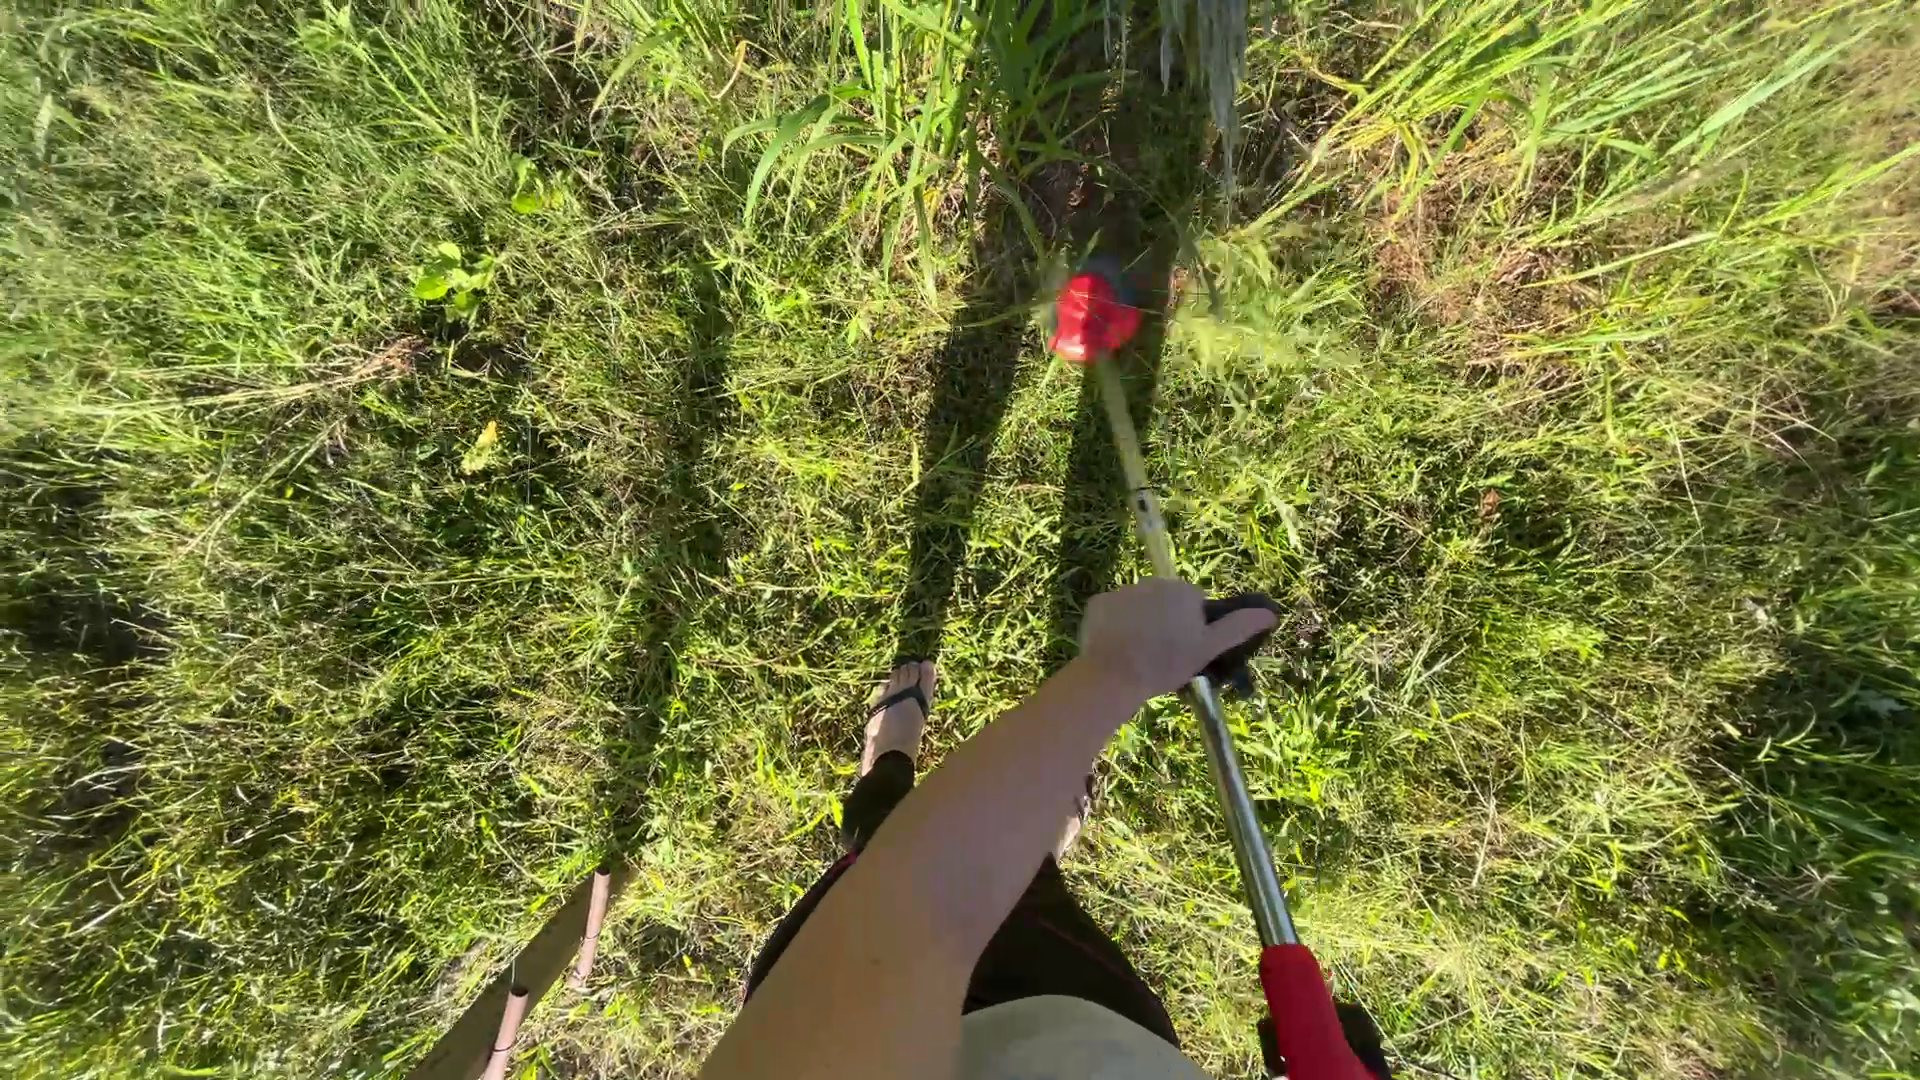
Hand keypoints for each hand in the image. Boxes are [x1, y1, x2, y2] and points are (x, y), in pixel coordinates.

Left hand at [1077, 578, 1278, 698]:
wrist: (1114, 675)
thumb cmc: (1166, 663)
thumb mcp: (1207, 648)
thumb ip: (1237, 627)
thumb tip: (1270, 613)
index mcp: (1181, 590)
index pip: (1192, 604)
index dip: (1191, 628)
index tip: (1184, 649)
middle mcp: (1151, 582)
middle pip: (1164, 602)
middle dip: (1165, 621)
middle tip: (1162, 654)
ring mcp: (1121, 591)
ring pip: (1137, 606)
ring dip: (1140, 623)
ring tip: (1138, 654)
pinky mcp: (1097, 603)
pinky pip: (1112, 612)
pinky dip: (1114, 626)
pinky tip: (1116, 647)